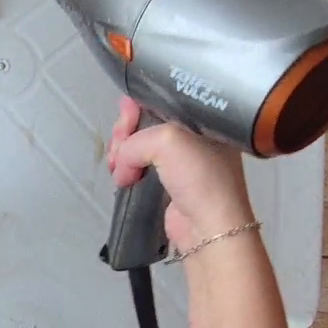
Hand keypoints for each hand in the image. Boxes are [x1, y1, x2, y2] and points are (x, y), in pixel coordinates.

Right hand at [105, 96, 254, 251]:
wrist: (209, 228)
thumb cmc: (199, 179)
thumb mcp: (167, 141)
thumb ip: (136, 140)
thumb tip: (121, 163)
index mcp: (204, 119)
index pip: (163, 99)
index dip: (139, 103)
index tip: (124, 113)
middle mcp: (193, 137)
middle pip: (146, 122)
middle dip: (126, 131)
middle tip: (119, 146)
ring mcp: (180, 162)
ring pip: (139, 145)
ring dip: (122, 152)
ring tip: (118, 166)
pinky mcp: (168, 183)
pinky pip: (139, 166)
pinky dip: (126, 169)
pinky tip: (121, 175)